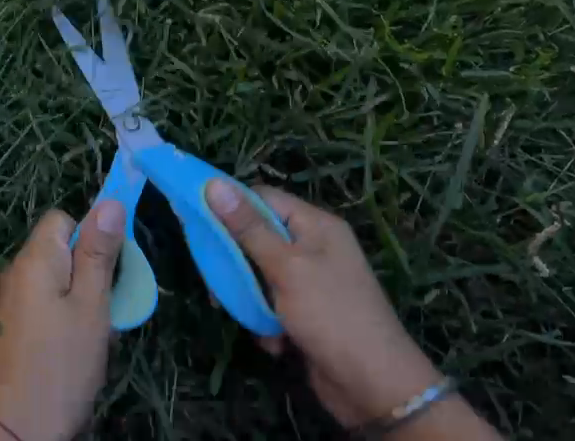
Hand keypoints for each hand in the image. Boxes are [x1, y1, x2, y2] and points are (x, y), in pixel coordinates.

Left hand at [0, 199, 125, 440]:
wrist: (8, 432)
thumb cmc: (58, 366)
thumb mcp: (90, 308)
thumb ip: (98, 254)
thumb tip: (109, 201)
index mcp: (34, 258)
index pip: (63, 219)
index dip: (90, 235)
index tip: (110, 269)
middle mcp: (15, 272)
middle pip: (59, 251)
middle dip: (88, 273)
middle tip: (106, 310)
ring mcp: (8, 303)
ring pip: (54, 283)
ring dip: (78, 301)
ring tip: (93, 337)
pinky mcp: (7, 329)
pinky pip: (42, 308)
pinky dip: (61, 321)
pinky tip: (73, 354)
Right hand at [204, 180, 444, 427]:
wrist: (378, 390)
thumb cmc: (332, 316)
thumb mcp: (286, 267)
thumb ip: (247, 227)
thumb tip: (212, 183)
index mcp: (315, 225)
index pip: (262, 198)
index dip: (229, 206)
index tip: (196, 220)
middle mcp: (314, 246)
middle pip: (257, 235)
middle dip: (234, 259)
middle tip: (213, 278)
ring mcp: (311, 281)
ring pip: (259, 273)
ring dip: (248, 296)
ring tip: (242, 315)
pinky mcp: (307, 313)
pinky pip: (271, 303)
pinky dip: (266, 319)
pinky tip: (272, 340)